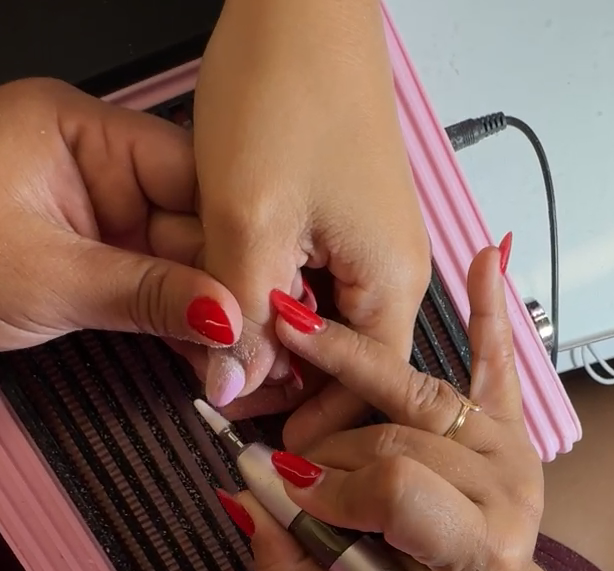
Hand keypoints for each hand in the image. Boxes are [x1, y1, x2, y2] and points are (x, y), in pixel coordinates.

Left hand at [0, 79, 241, 405]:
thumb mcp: (48, 278)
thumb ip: (152, 296)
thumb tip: (238, 322)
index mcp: (79, 130)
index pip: (191, 175)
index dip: (236, 237)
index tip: (276, 298)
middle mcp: (94, 163)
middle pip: (192, 224)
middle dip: (227, 290)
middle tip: (269, 351)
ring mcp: (92, 213)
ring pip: (178, 262)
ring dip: (207, 317)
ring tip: (245, 368)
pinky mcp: (86, 255)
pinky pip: (151, 285)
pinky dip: (176, 324)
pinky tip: (210, 360)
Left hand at [191, 0, 430, 411]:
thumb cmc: (289, 90)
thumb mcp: (248, 219)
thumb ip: (239, 315)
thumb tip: (232, 386)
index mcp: (393, 283)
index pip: (365, 386)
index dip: (313, 417)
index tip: (262, 437)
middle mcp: (396, 272)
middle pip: (348, 361)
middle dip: (287, 382)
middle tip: (223, 387)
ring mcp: (376, 246)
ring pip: (327, 325)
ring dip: (275, 341)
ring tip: (217, 344)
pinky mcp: (350, 222)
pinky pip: (318, 285)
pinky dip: (278, 300)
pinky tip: (235, 294)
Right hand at [231, 246, 539, 570]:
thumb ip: (293, 565)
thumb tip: (248, 497)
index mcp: (480, 546)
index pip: (398, 489)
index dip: (334, 487)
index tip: (290, 488)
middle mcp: (509, 489)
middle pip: (399, 439)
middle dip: (327, 448)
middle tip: (290, 460)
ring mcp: (511, 448)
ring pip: (418, 394)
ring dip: (350, 370)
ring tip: (300, 352)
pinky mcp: (510, 423)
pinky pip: (496, 361)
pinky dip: (488, 310)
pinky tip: (484, 257)